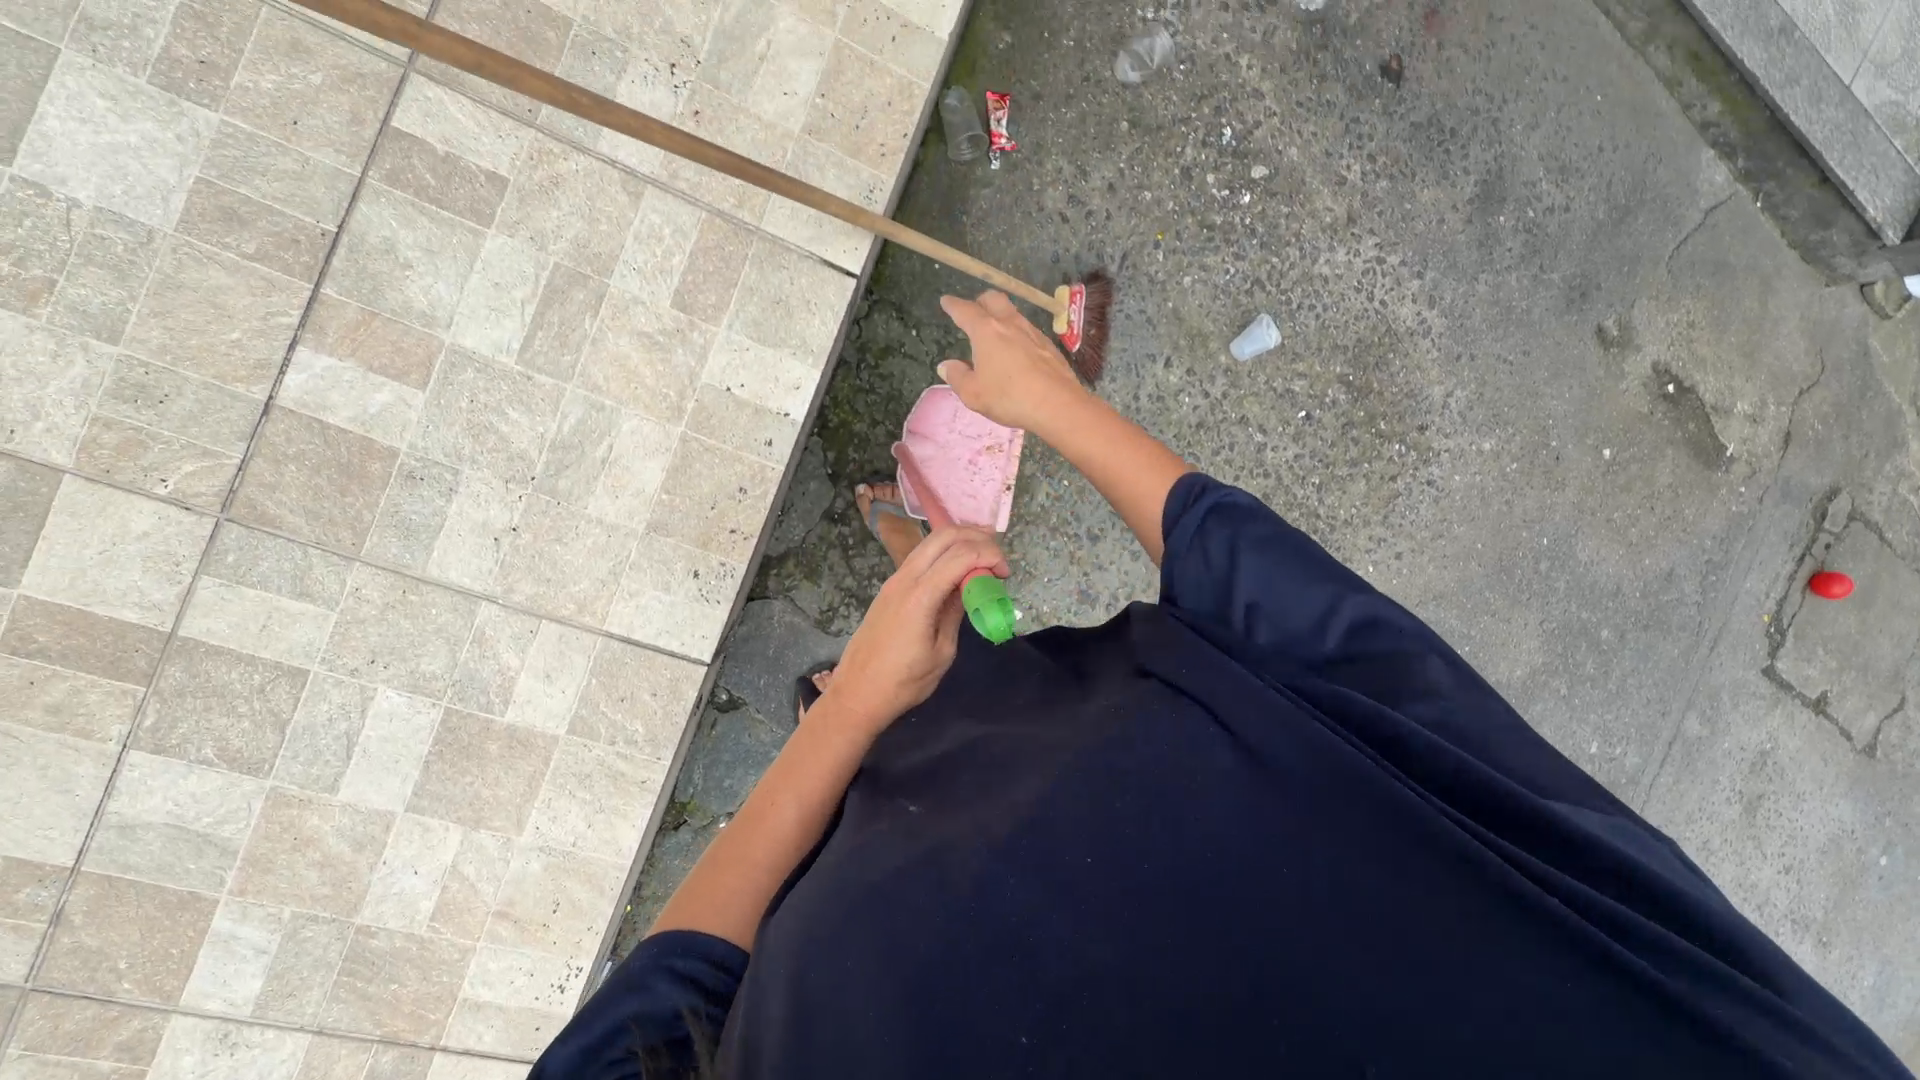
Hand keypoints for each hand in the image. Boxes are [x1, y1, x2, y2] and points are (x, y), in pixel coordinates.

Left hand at [819, 527, 1010, 736]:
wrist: (857, 693)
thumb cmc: (904, 682)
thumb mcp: (942, 652)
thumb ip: (956, 613)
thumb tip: (969, 589)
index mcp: (920, 596)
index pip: (961, 555)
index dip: (990, 556)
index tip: (1005, 575)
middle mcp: (905, 579)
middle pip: (944, 536)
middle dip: (976, 538)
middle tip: (998, 556)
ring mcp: (894, 580)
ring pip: (929, 542)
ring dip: (959, 542)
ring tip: (984, 557)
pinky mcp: (889, 588)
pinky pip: (920, 557)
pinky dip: (944, 554)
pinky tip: (958, 570)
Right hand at [937, 291, 1088, 431]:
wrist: (1058, 404)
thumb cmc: (1009, 398)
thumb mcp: (973, 394)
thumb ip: (957, 377)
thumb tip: (946, 365)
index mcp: (986, 331)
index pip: (965, 311)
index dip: (953, 305)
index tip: (946, 301)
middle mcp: (1010, 324)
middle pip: (994, 299)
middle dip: (980, 301)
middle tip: (973, 311)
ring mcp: (1032, 332)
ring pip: (1013, 313)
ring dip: (1001, 316)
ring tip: (995, 332)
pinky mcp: (1048, 345)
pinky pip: (1028, 330)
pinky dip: (1017, 333)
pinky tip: (1018, 350)